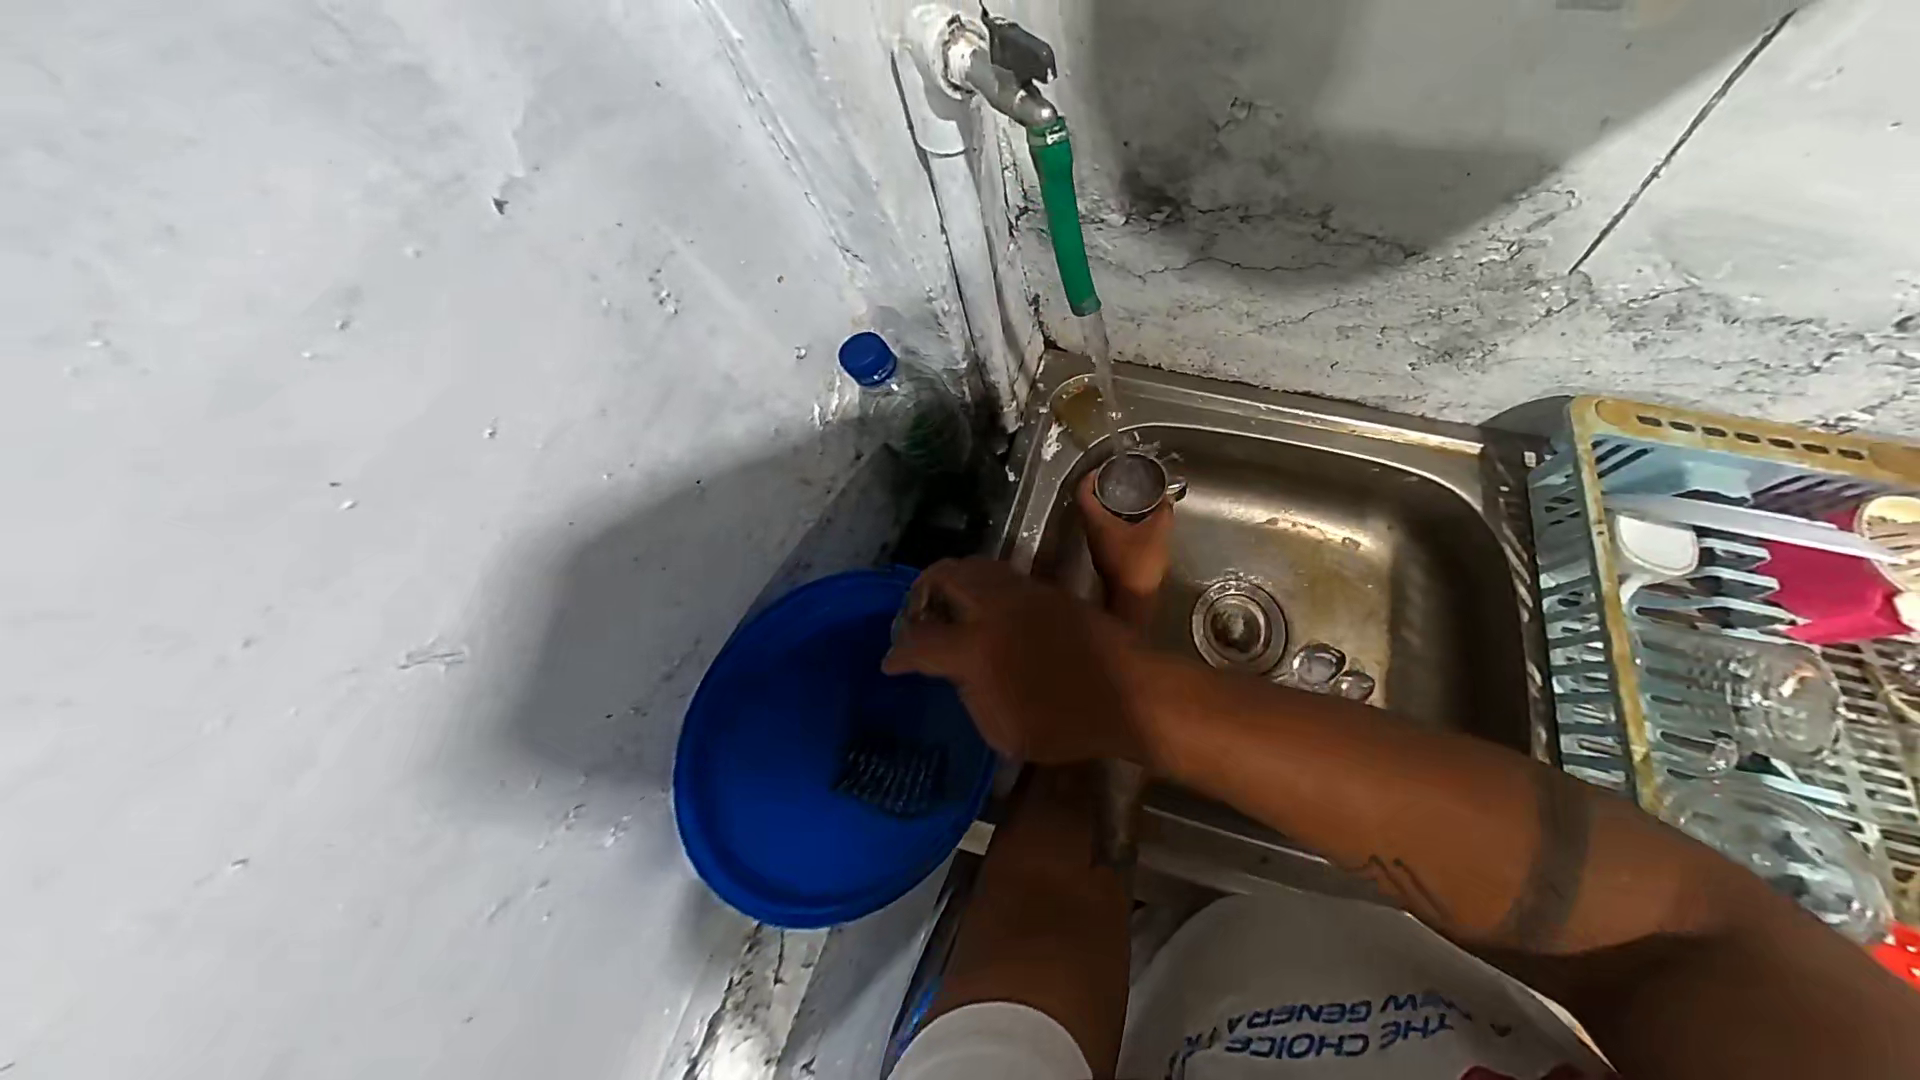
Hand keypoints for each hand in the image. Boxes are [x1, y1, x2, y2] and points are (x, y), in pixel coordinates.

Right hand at [883, 558, 1147, 763]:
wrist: (1133, 695)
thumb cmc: (1066, 724)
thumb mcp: (1003, 731)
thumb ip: (969, 693)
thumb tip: (959, 671)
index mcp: (977, 647)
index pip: (920, 640)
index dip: (898, 653)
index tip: (890, 663)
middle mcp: (994, 608)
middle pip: (943, 576)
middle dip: (919, 594)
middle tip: (917, 620)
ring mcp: (1024, 592)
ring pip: (973, 566)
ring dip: (950, 583)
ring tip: (948, 609)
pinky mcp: (1047, 590)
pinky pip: (999, 575)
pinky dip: (979, 586)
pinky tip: (985, 612)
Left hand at [1075, 470, 1172, 606]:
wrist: (1133, 599)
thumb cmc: (1140, 563)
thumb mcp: (1157, 532)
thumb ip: (1163, 510)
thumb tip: (1166, 497)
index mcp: (1096, 522)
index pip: (1083, 493)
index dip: (1089, 477)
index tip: (1101, 469)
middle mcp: (1091, 532)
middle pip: (1088, 504)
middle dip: (1101, 489)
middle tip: (1118, 479)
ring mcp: (1096, 545)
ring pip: (1097, 518)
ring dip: (1108, 505)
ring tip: (1128, 495)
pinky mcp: (1105, 555)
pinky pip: (1105, 530)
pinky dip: (1115, 519)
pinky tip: (1133, 518)